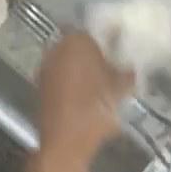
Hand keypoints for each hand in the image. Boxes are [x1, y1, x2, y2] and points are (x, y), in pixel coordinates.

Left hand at [36, 32, 131, 165]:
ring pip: (70, 61)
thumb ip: (127, 70)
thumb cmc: (96, 108)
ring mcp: (45, 67)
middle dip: (95, 54)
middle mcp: (57, 48)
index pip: (97, 30)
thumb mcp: (121, 88)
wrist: (66, 141)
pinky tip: (87, 96)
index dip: (111, 39)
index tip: (122, 49)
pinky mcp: (40, 86)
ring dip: (83, 69)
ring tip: (102, 84)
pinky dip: (72, 83)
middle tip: (114, 66)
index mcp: (77, 40)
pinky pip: (61, 77)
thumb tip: (130, 64)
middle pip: (81, 45)